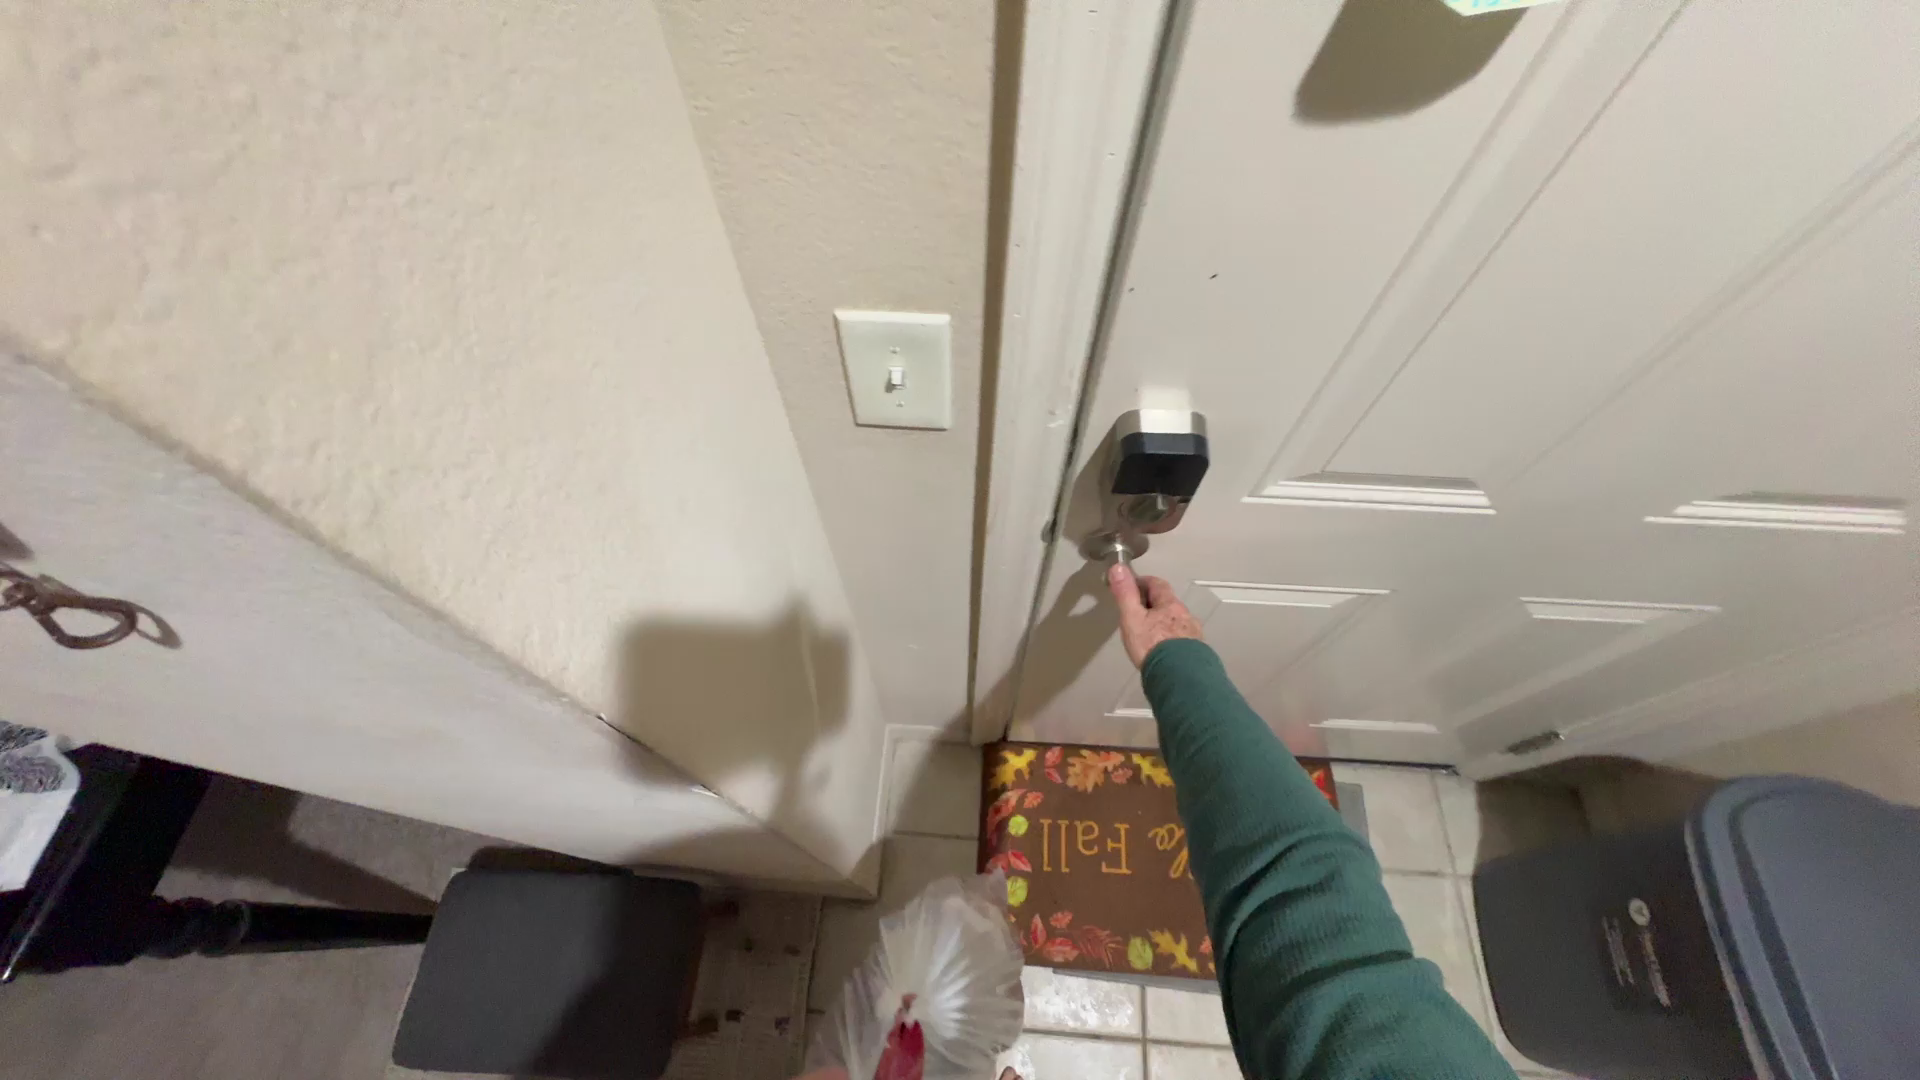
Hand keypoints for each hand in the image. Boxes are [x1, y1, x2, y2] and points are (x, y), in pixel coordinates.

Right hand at [1107, 562, 1202, 668]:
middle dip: (1155, 605)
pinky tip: (1164, 651)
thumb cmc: (1152, 645)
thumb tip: (1118, 567)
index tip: (1133, 585)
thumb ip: (1125, 593)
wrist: (1179, 676)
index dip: (1144, 582)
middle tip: (1139, 614)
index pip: (1158, 584)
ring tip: (1151, 635)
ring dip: (1165, 623)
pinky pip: (1183, 640)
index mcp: (1169, 604)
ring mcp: (1193, 634)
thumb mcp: (1132, 618)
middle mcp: (1185, 615)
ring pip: (1177, 622)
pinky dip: (1173, 640)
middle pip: (1169, 603)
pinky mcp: (1197, 652)